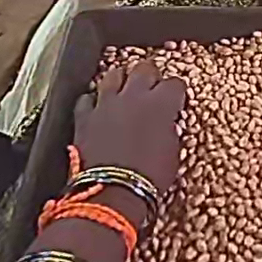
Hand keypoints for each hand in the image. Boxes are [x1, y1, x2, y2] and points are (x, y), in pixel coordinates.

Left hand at [72, 59, 186, 205]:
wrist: (113, 192)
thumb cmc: (151, 176)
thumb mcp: (173, 150)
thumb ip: (169, 128)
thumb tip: (167, 122)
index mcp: (162, 103)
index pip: (175, 83)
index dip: (177, 91)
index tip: (177, 100)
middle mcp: (135, 95)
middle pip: (145, 68)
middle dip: (151, 75)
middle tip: (152, 86)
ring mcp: (107, 104)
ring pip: (114, 74)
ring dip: (122, 79)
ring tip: (125, 88)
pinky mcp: (85, 117)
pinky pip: (87, 98)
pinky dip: (94, 101)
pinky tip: (99, 107)